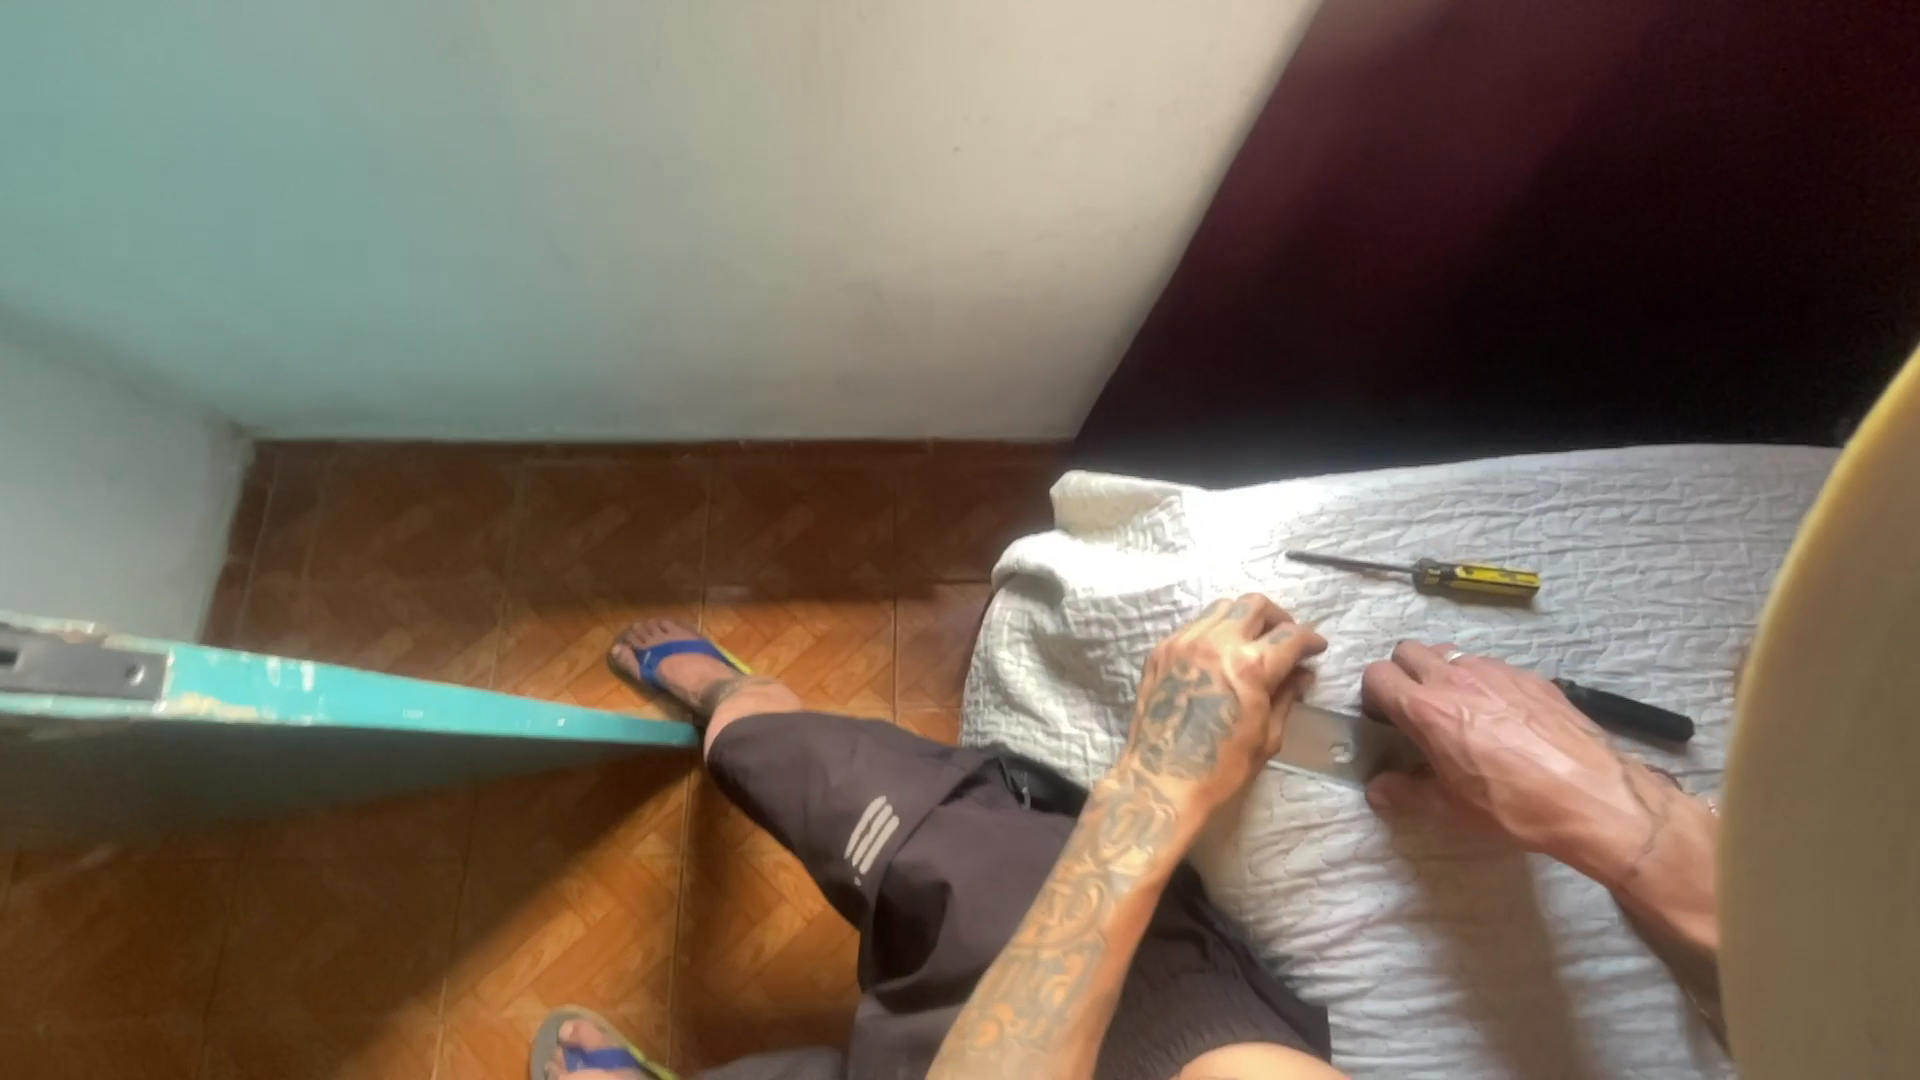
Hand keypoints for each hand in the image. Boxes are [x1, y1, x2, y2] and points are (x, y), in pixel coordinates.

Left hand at [1121, 594, 1326, 810]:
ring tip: (1252, 642)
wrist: (1160, 778)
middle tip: (1284, 638)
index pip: (1291, 635)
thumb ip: (1286, 696)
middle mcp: (1215, 643)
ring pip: (1220, 608)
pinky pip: (1192, 625)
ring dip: (1243, 619)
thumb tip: (1302, 673)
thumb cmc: (1221, 767)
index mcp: (1249, 666)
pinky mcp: (1160, 650)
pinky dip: (1212, 631)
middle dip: (1277, 617)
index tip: (1316, 647)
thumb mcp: (1267, 735)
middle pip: (1254, 604)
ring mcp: (1182, 642)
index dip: (1311, 639)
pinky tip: (1218, 655)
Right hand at [1360, 641, 1686, 886]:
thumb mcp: (1451, 808)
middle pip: (1406, 650)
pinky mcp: (1530, 676)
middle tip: (1416, 705)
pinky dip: (1481, 679)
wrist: (1598, 800)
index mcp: (1425, 709)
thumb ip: (1405, 792)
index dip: (1374, 694)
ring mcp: (1494, 672)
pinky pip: (1489, 664)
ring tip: (1457, 704)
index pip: (1377, 675)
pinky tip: (1501, 712)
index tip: (1386, 718)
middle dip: (1402, 672)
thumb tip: (1376, 790)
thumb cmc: (1515, 806)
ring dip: (1440, 670)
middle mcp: (1453, 680)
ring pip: (1448, 651)